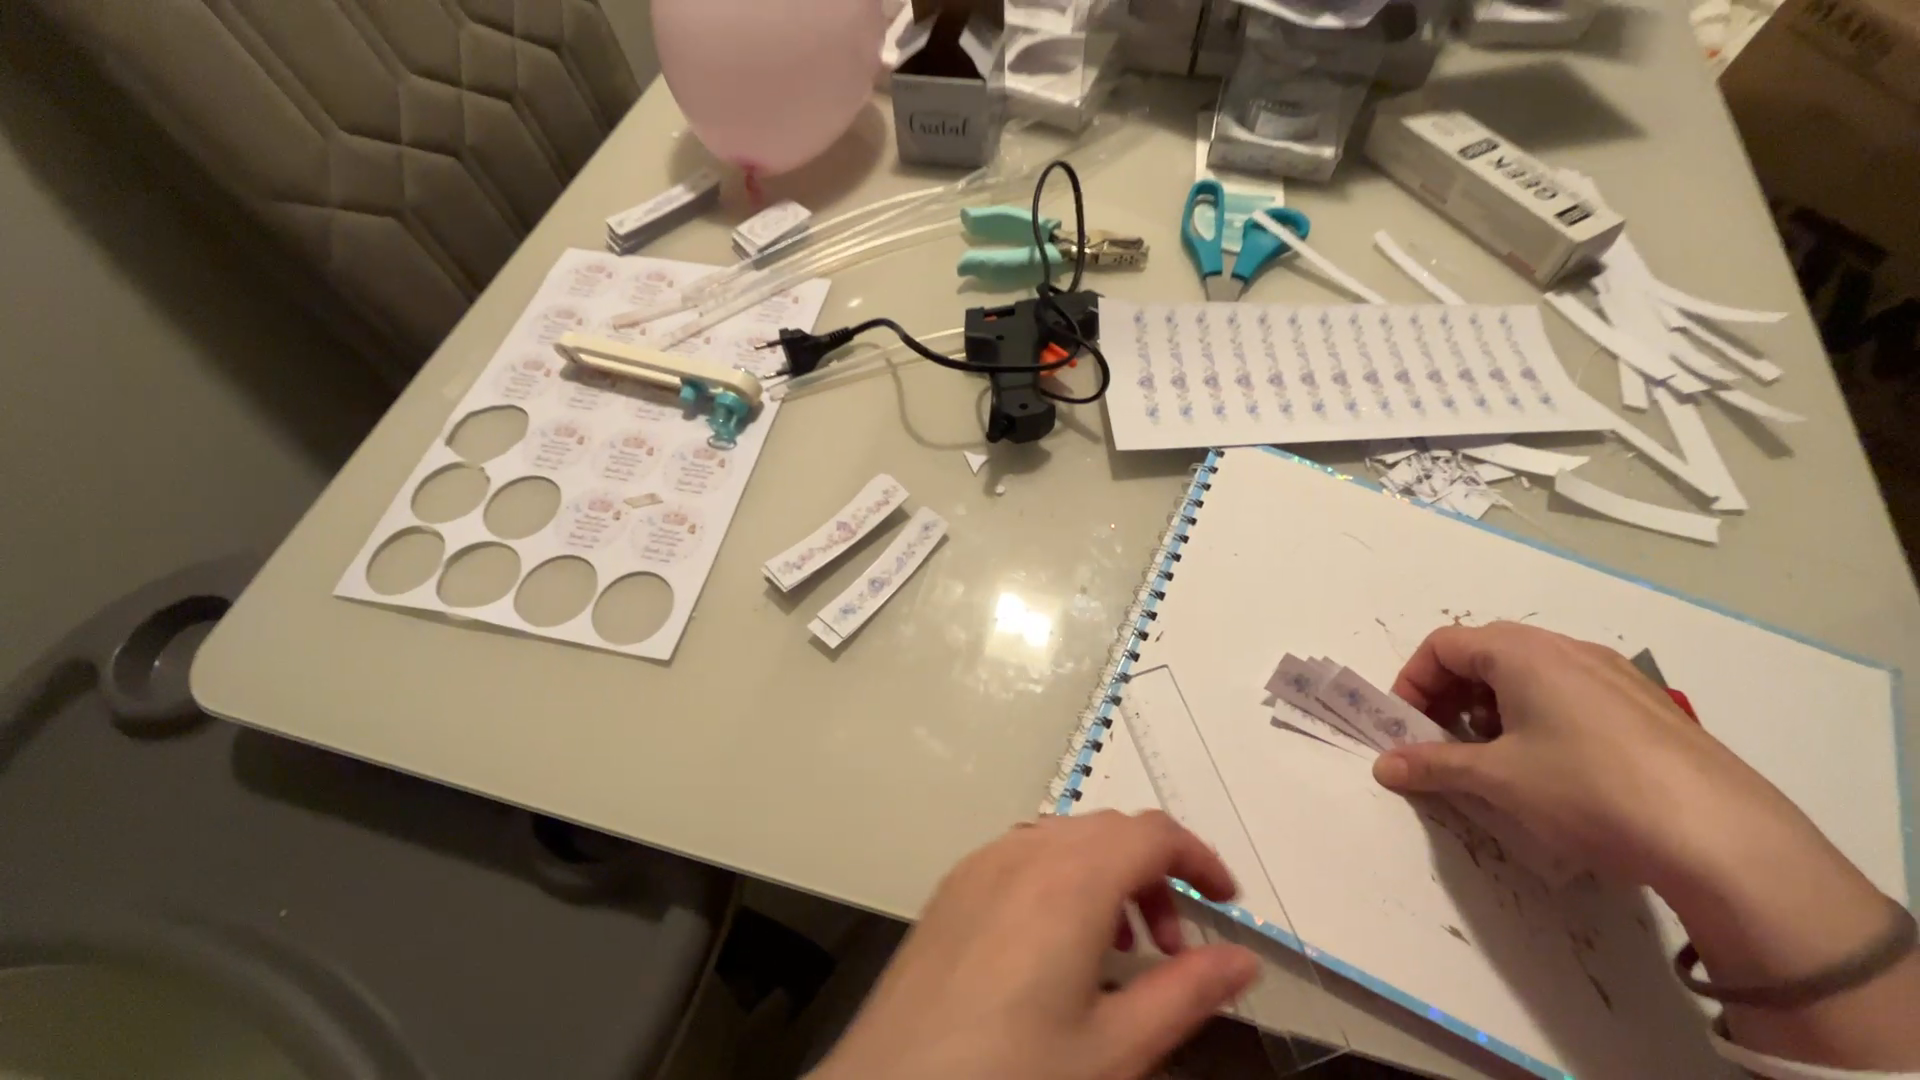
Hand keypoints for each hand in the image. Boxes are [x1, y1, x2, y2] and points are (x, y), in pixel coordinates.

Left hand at [810, 811, 1258, 1079]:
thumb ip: (1188, 994)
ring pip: (1064, 839)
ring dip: (1106, 875)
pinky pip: (1021, 857)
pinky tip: (1054, 945)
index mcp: (1071, 880)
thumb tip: (1239, 962)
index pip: (1152, 834)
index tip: (1225, 901)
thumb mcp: (1114, 1048)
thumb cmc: (1012, 1072)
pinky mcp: (951, 887)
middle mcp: (1023, 854)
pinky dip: (1059, 879)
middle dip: (1155, 874)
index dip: (1199, 858)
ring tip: (1118, 950)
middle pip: (1109, 831)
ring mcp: (980, 866)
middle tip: (1172, 947)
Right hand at [1370, 620, 1817, 891]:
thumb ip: (1434, 765)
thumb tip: (1384, 765)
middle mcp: (1568, 650)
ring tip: (1495, 758)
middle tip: (1442, 741)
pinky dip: (1537, 717)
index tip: (1407, 727)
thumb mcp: (1498, 779)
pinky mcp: (1646, 707)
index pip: (1444, 644)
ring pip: (1529, 674)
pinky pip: (1570, 694)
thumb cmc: (1589, 790)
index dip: (1412, 681)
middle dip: (1450, 694)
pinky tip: (1552, 768)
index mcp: (1524, 653)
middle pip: (1485, 653)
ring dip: (1493, 707)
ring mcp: (1615, 676)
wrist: (1725, 840)